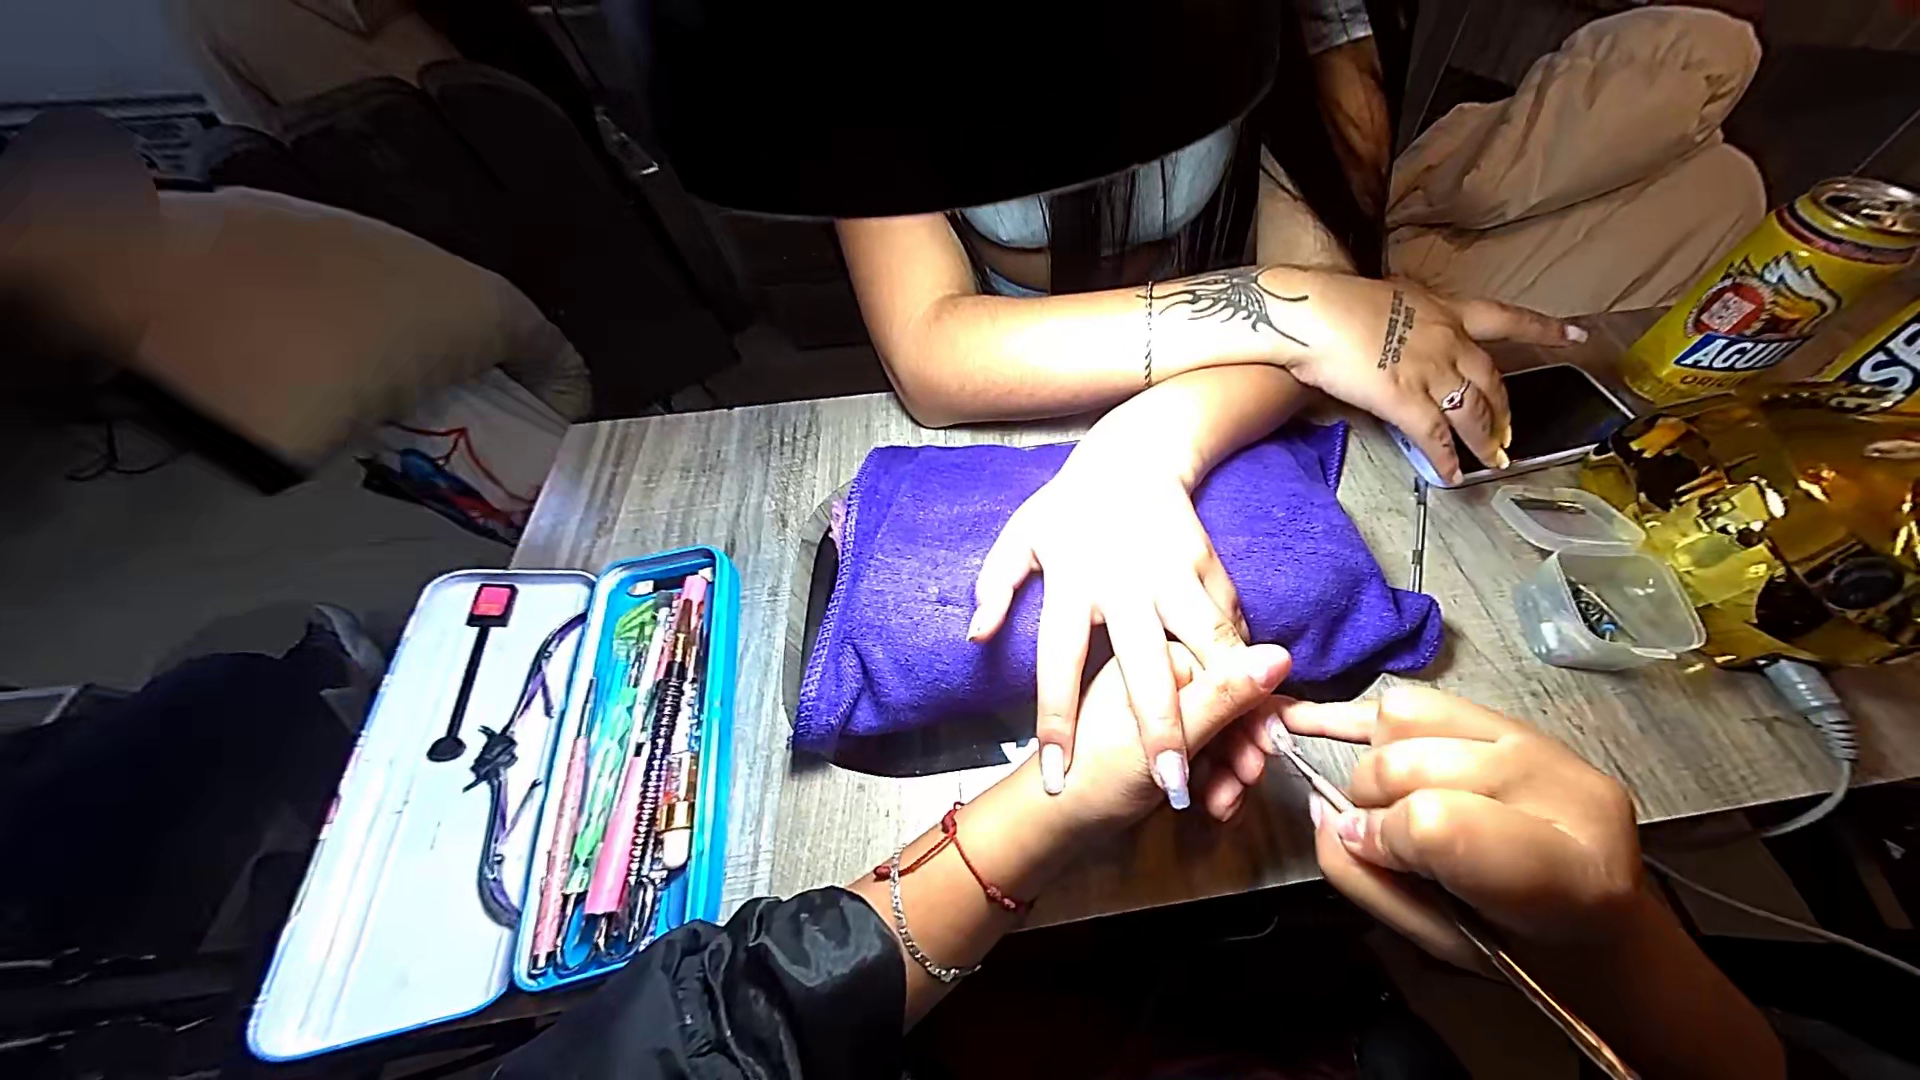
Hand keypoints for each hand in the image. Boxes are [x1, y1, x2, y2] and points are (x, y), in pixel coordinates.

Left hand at [970, 448, 1246, 810]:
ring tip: (1241, 760)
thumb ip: (995, 585)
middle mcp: (1126, 584)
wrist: (1133, 457)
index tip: (1056, 773)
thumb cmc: (1067, 506)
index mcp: (1073, 581)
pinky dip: (1247, 669)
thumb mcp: (1019, 535)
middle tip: (1166, 784)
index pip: (1058, 660)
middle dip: (1158, 727)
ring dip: (1225, 703)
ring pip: (1206, 646)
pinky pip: (1232, 625)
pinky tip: (1261, 710)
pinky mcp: (1211, 569)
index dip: (1056, 719)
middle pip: (1144, 663)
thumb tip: (976, 636)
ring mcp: (1175, 575)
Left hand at [1054, 642, 1290, 831]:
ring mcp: (1159, 692)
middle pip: (1228, 697)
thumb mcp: (1163, 736)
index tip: (1263, 750)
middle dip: (1242, 743)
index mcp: (1151, 645)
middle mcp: (1155, 660)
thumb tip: (1277, 657)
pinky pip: (1208, 738)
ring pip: (1223, 723)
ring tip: (1222, 798)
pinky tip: (1214, 797)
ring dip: (1232, 764)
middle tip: (1243, 780)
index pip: (1229, 665)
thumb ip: (1220, 696)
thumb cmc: (1094, 774)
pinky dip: (1218, 770)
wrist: (1056, 815)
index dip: (1253, 712)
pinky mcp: (1161, 721)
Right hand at [1275, 686, 1641, 969]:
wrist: (1598, 916)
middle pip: (1405, 764)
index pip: (1436, 822)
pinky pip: (1409, 698)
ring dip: (1372, 760)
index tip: (1373, 851)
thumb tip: (1322, 811)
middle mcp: (1561, 788)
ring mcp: (1535, 740)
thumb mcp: (1439, 940)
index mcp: (1569, 872)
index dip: (1385, 835)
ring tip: (1390, 795)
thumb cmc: (1521, 942)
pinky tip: (1302, 718)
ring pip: (1399, 716)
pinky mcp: (1502, 717)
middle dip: (1371, 800)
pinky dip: (1349, 711)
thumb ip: (1365, 879)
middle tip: (1380, 833)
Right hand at [1276, 273, 1580, 482]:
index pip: (1506, 320)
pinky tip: (1453, 473)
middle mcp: (1449, 342)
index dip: (1541, 330)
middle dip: (1504, 409)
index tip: (1572, 337)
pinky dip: (1446, 457)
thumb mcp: (1381, 298)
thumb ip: (1398, 317)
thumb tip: (1387, 330)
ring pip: (1472, 411)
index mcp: (1444, 311)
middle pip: (1491, 380)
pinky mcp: (1405, 402)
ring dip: (1485, 438)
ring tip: (1493, 458)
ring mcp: (1430, 373)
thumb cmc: (1333, 302)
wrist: (1314, 314)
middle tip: (1511, 432)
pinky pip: (1434, 434)